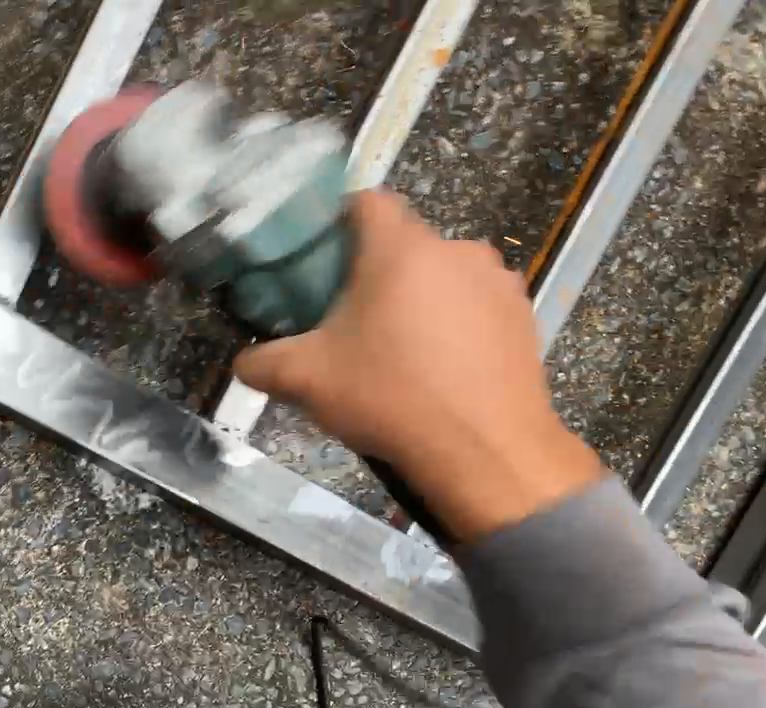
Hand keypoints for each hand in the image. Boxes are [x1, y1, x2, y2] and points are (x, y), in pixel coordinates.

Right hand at [235, 190, 604, 542]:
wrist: (482, 447)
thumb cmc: (386, 395)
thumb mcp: (301, 380)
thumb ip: (259, 362)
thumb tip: (245, 360)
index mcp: (399, 251)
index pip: (365, 202)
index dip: (333, 221)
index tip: (312, 258)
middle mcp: (455, 250)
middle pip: (399, 244)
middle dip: (366, 274)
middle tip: (338, 320)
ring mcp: (496, 281)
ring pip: (435, 275)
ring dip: (408, 299)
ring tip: (386, 349)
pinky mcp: (520, 315)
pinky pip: (468, 304)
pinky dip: (444, 324)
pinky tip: (428, 368)